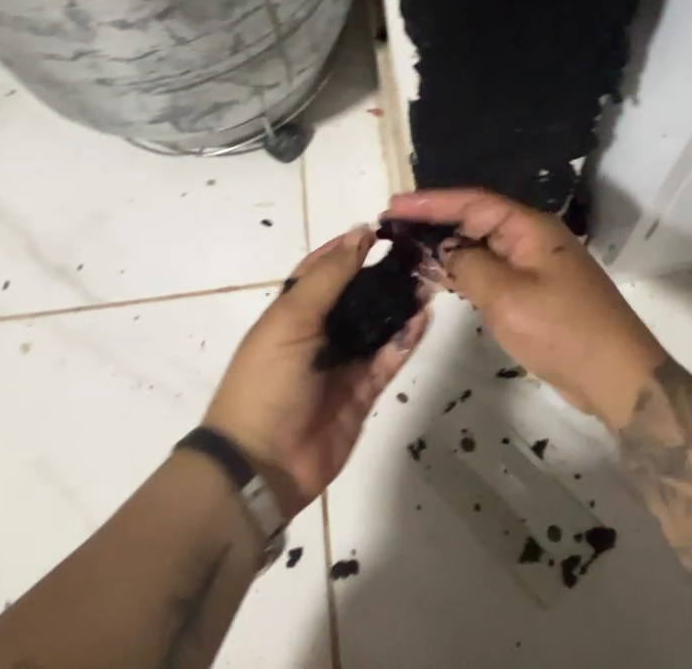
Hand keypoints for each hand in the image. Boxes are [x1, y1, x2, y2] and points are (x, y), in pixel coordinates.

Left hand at [204, 227, 430, 518]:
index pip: (322, 269)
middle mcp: (318, 332)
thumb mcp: (290, 319)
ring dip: (400, 305)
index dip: (348, 249)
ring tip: (430, 281)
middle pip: (357, 296)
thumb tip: (358, 234)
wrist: (262, 462)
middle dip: (384, 276)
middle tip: (419, 256)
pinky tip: (423, 319)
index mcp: (291, 311)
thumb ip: (328, 278)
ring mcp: (342, 363)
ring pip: (378, 326)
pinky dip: (405, 340)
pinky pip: (388, 359)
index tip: (382, 231)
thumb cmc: (266, 380)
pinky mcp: (362, 392)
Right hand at [383, 189, 665, 430]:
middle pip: (477, 220)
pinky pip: (494, 272)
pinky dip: (466, 272)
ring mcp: (537, 267)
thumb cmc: (563, 330)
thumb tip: (444, 250)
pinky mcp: (538, 293)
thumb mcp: (507, 296)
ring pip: (483, 247)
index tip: (393, 206)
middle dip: (435, 223)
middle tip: (392, 229)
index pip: (472, 202)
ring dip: (448, 249)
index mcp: (531, 228)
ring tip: (407, 252)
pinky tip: (442, 280)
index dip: (430, 202)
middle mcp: (534, 239)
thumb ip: (469, 266)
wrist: (617, 377)